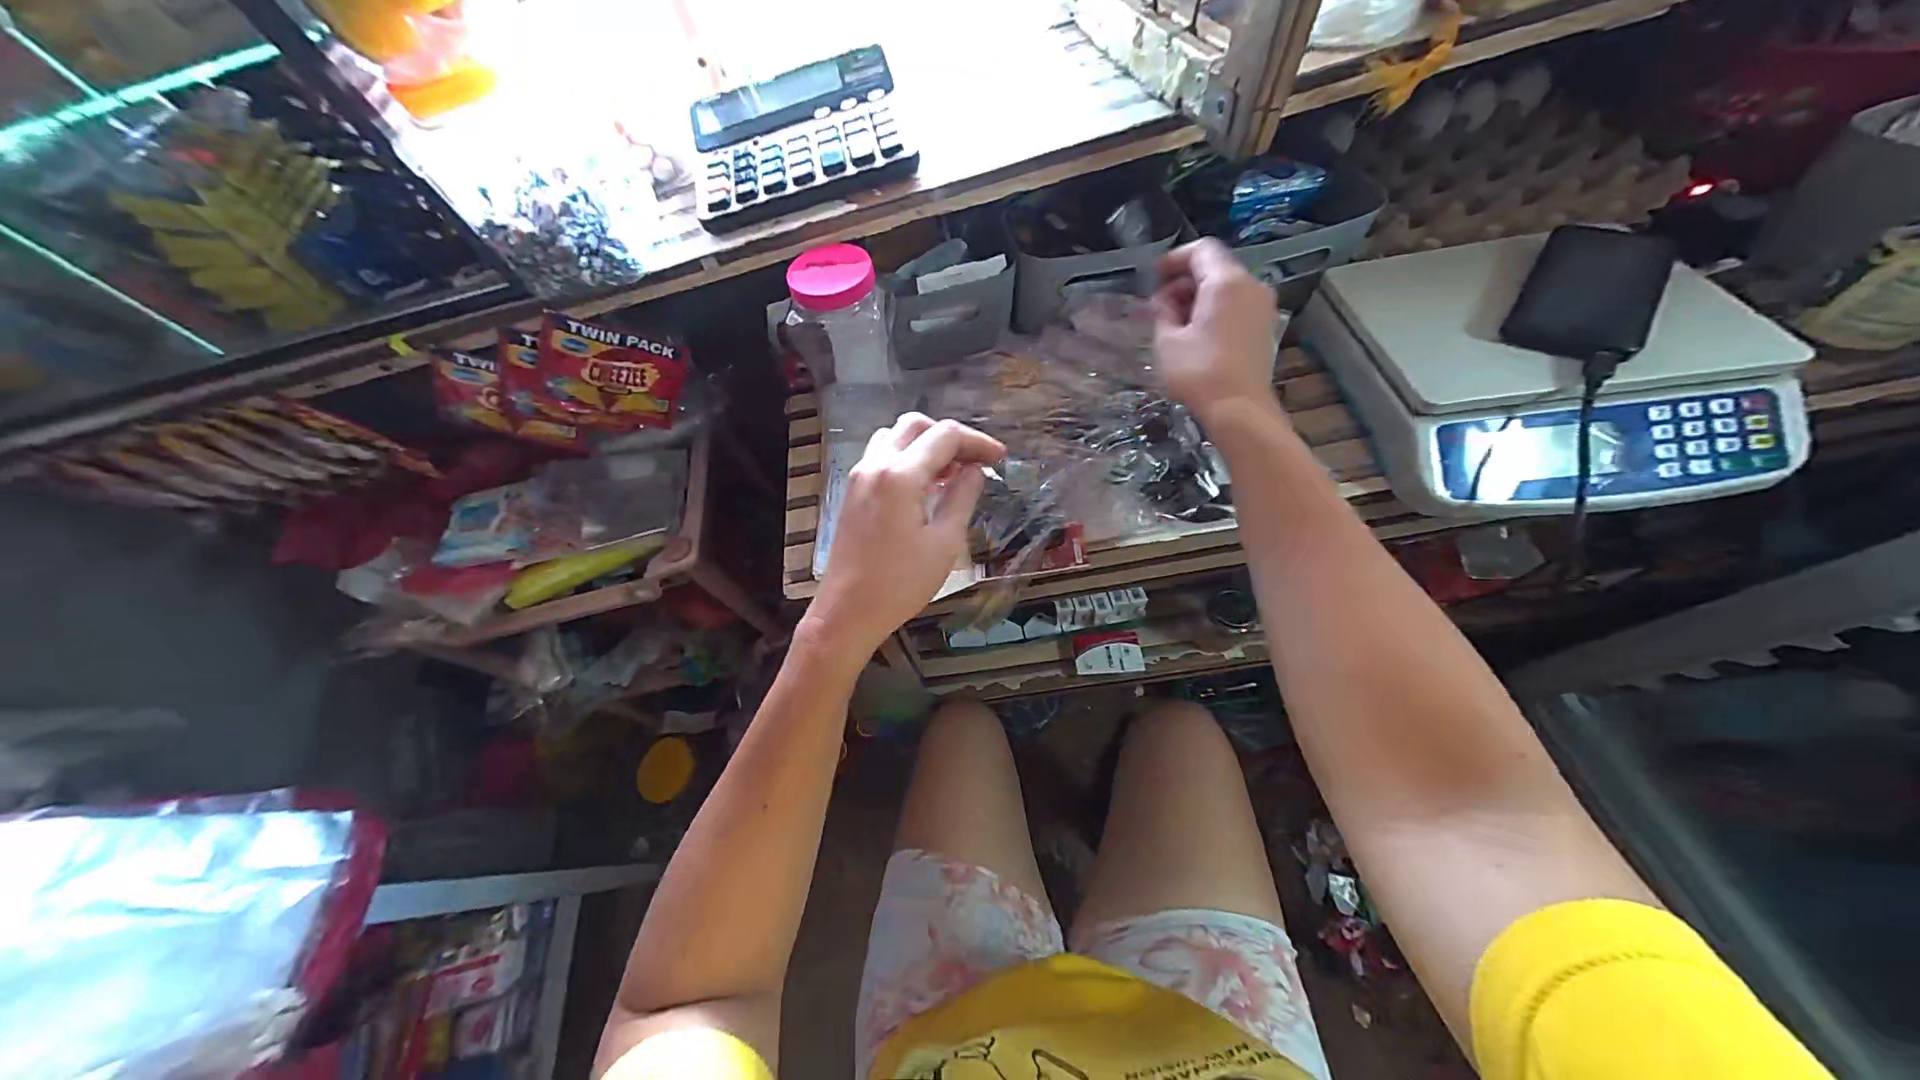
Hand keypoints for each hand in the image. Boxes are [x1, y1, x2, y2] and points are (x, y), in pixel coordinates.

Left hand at [802, 413, 1005, 656]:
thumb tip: (975, 471)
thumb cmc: (900, 584)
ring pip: (895, 437)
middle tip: (976, 462)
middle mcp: (875, 466)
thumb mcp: (944, 543)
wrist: (847, 612)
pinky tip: (925, 486)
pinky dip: (907, 458)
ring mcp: (859, 477)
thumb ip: (962, 498)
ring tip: (951, 473)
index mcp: (900, 476)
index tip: (1000, 459)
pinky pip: (882, 457)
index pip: (944, 436)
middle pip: (916, 426)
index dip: (978, 442)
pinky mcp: (853, 492)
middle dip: (951, 437)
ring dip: (926, 445)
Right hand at [1151, 238, 1284, 422]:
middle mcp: (1251, 286)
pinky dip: (1215, 312)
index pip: (1201, 250)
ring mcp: (1262, 307)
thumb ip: (1163, 312)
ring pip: (1226, 289)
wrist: (1239, 409)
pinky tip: (1196, 336)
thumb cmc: (1199, 373)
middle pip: (1215, 269)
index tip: (1154, 277)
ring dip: (1198, 299)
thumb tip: (1166, 301)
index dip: (1174, 259)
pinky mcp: (1263, 328)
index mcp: (1226, 282)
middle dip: (1184, 283)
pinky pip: (1236, 307)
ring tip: (1174, 325)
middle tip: (1159, 307)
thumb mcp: (1167, 341)